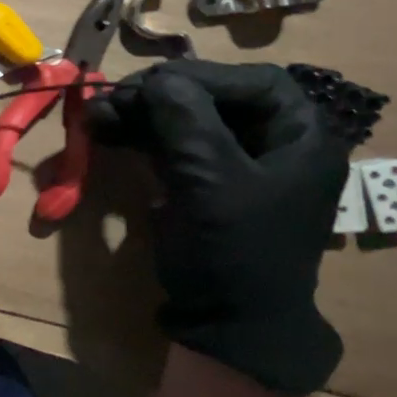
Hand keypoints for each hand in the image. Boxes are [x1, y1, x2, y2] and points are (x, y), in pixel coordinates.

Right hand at [86, 61, 350, 396]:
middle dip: (159, 96)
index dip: (201, 77)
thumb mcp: (211, 180)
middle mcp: (273, 145)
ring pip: (184, 119)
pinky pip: (168, 144)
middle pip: (213, 98)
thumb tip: (156, 78)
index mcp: (301, 140)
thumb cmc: (235, 248)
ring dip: (139, 114)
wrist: (228, 319)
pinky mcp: (201, 182)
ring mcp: (234, 164)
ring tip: (95, 116)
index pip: (255, 83)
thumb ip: (186, 121)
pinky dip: (136, 134)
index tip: (150, 85)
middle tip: (112, 100)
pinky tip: (104, 132)